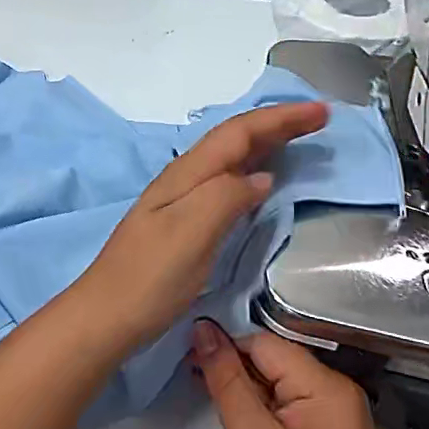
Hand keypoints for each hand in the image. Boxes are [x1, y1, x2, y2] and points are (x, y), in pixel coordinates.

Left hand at [70, 103, 328, 347]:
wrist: (107, 316)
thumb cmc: (149, 278)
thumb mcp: (189, 234)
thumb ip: (226, 197)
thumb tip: (262, 178)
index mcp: (186, 175)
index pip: (238, 133)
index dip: (280, 118)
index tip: (322, 112)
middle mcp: (183, 179)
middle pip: (234, 139)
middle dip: (277, 124)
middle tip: (320, 120)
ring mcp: (181, 201)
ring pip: (230, 159)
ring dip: (266, 143)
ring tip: (299, 139)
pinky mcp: (184, 223)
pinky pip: (226, 182)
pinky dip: (252, 170)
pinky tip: (261, 181)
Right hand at [192, 322, 422, 428]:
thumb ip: (227, 383)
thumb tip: (206, 333)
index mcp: (328, 388)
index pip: (263, 343)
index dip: (224, 347)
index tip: (192, 357)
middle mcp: (339, 394)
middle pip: (272, 361)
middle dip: (233, 370)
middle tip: (198, 382)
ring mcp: (339, 417)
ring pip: (278, 383)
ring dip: (245, 392)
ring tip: (216, 405)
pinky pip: (289, 406)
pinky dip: (263, 412)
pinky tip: (244, 428)